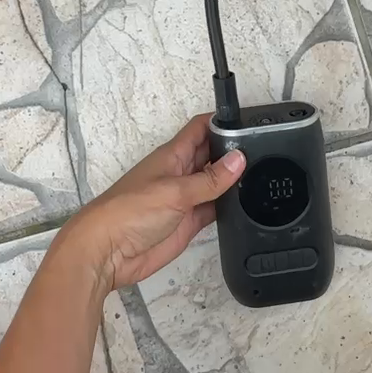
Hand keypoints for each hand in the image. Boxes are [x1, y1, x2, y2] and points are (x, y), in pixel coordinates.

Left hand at [57, 114, 245, 291]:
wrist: (108, 251)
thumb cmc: (130, 211)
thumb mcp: (175, 191)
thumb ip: (209, 179)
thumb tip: (238, 159)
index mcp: (173, 155)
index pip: (200, 128)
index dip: (221, 121)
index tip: (247, 121)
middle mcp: (180, 173)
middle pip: (210, 154)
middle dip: (232, 151)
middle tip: (263, 151)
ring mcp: (184, 199)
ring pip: (213, 183)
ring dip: (231, 181)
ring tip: (260, 177)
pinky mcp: (187, 222)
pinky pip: (212, 209)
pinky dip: (227, 208)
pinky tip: (244, 206)